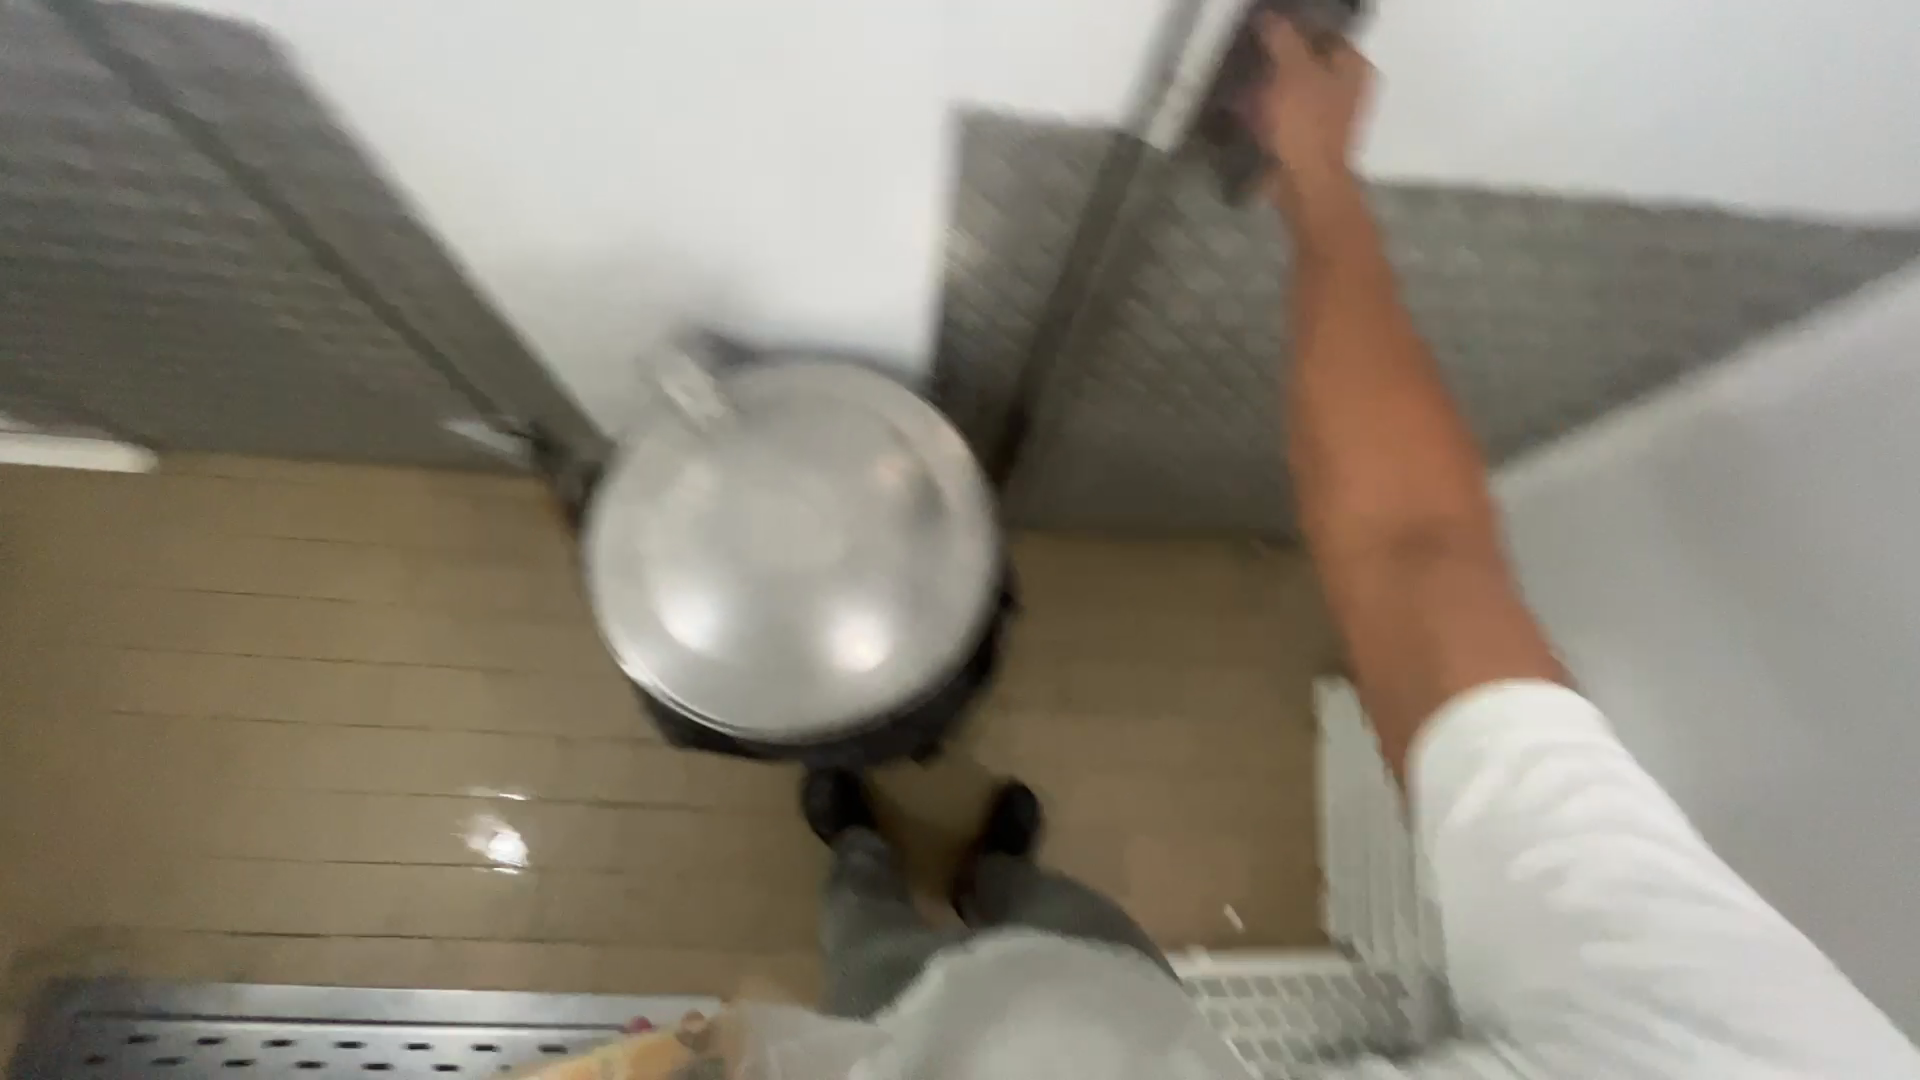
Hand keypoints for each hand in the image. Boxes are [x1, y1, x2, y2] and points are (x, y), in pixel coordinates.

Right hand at [1243, 15, 1373, 210]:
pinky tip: (1248, 116)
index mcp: (1355, 64)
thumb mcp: (1292, 71)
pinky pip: (1288, 119)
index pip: (1325, 31)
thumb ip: (1282, 38)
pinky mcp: (1312, 143)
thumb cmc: (1304, 124)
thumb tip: (1267, 16)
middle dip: (1280, 61)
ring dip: (1271, 89)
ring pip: (1297, 91)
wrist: (1306, 186)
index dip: (1295, 28)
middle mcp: (1350, 88)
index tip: (1264, 31)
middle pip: (1311, 62)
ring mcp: (1332, 119)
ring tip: (1243, 87)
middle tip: (1252, 59)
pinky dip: (1269, 115)